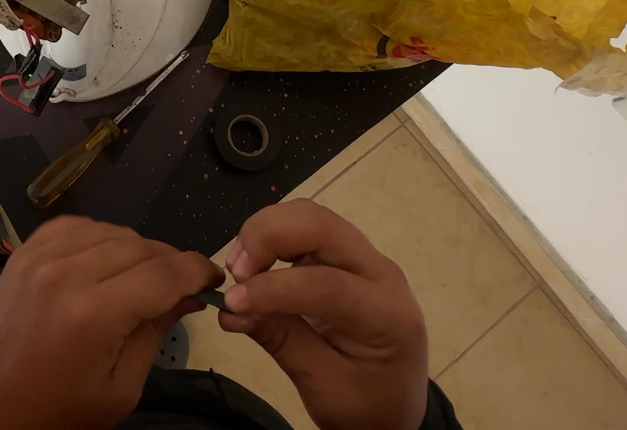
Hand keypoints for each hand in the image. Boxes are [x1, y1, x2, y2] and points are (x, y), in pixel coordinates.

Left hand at [0, 216, 221, 429]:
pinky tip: (106, 256)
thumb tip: (189, 293)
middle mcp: (68, 271)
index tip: (214, 275)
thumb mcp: (120, 390)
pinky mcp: (27, 248)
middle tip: (181, 284)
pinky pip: (78, 225)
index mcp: (94, 314)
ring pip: (111, 229)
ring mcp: (43, 254)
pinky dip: (100, 236)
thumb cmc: (58, 411)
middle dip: (169, 261)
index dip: (196, 270)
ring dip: (136, 248)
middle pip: (140, 246)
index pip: (162, 274)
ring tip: (144, 274)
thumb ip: (156, 332)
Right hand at [221, 199, 429, 429]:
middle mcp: (380, 272)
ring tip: (239, 266)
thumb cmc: (365, 407)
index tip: (232, 301)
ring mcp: (363, 256)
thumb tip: (231, 308)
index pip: (327, 284)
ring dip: (267, 230)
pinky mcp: (343, 252)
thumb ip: (280, 340)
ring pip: (310, 216)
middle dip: (268, 235)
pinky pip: (305, 225)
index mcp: (387, 315)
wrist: (396, 410)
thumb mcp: (323, 386)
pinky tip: (254, 262)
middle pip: (320, 226)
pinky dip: (272, 234)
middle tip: (235, 269)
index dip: (274, 288)